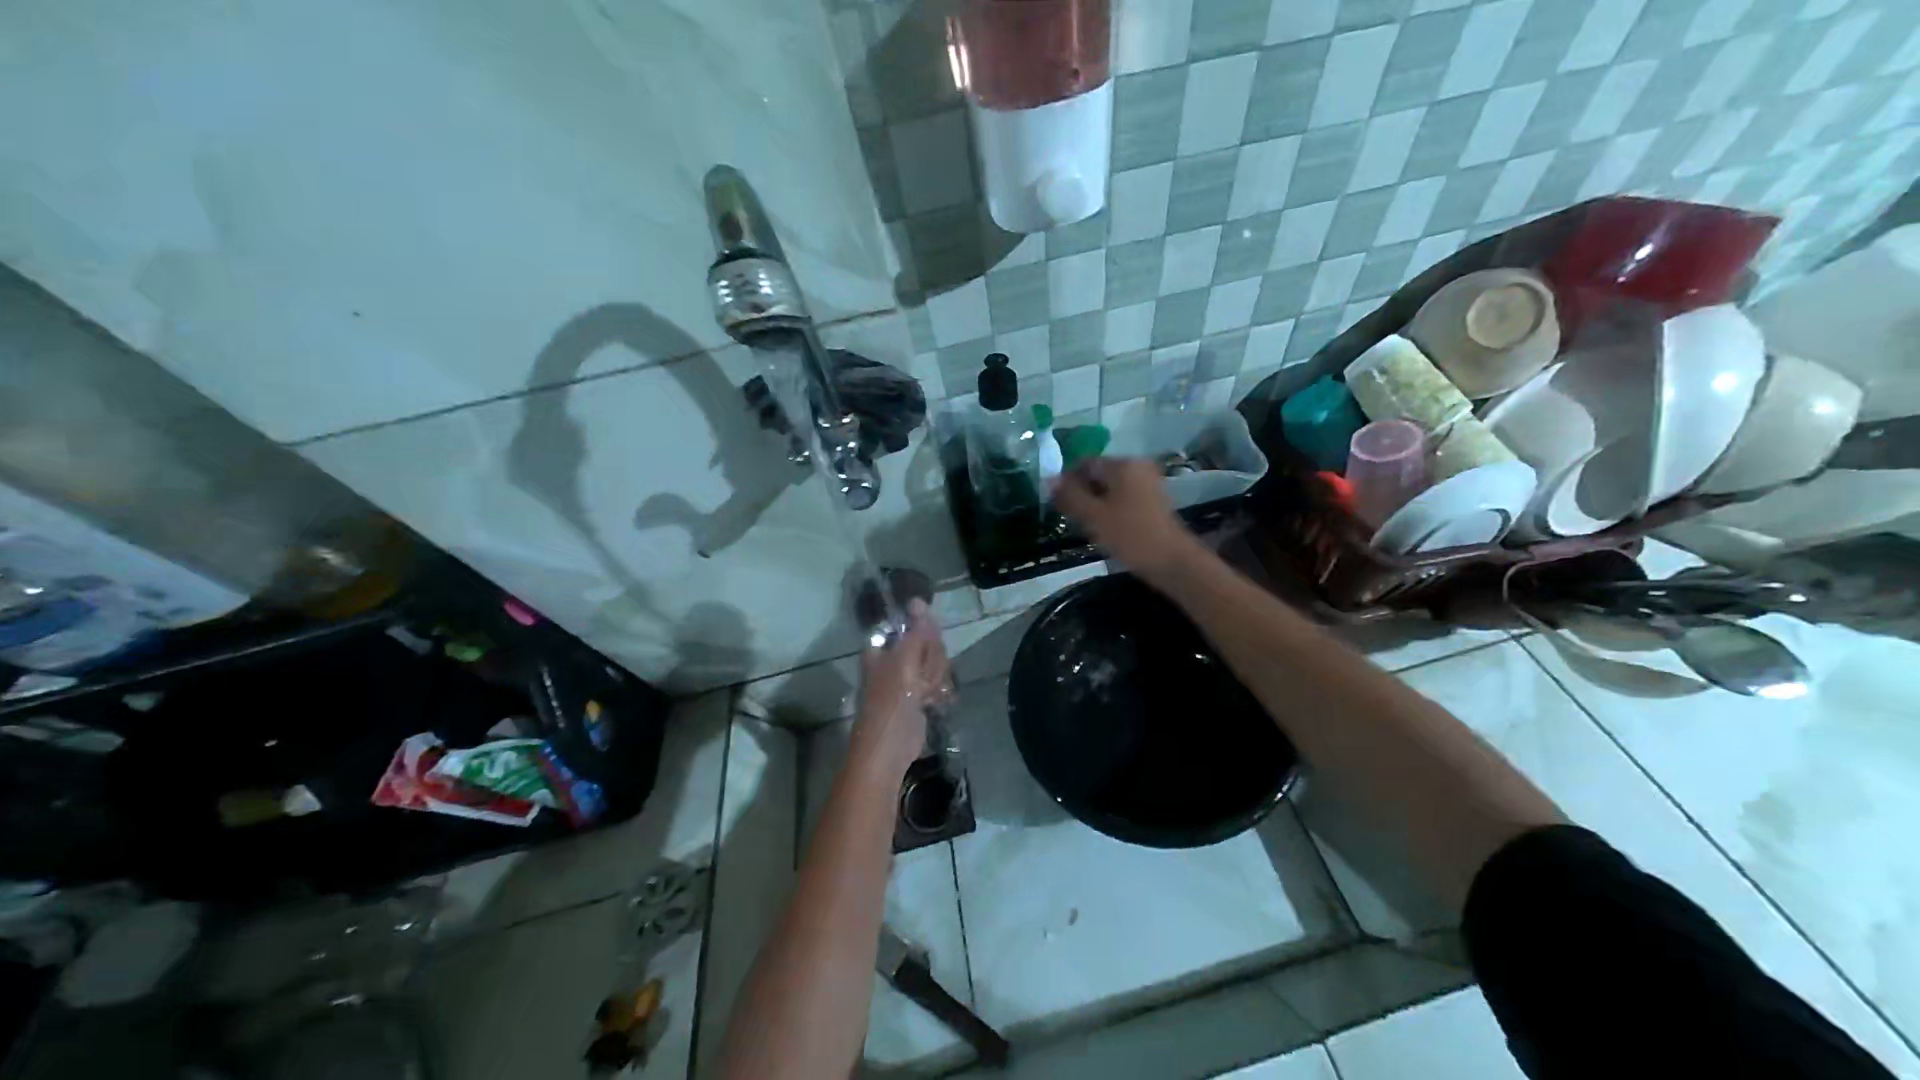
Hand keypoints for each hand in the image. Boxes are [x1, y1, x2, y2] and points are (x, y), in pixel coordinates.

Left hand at [852, 599, 949, 774]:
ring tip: (925, 695)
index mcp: (884, 646)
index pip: (913, 624)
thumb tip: (918, 599)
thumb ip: (916, 632)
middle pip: (928, 643)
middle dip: (932, 661)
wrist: (889, 749)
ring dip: (936, 679)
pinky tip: (934, 702)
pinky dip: (939, 692)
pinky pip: (939, 682)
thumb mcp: (904, 662)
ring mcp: (909, 678)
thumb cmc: (890, 703)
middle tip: (922, 677)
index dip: (924, 634)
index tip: (929, 644)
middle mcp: (896, 658)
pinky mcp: (921, 696)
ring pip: (936, 663)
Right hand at [1051, 457, 1203, 580]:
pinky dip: (1110, 509)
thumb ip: (1070, 496)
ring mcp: (1148, 483)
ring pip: (1109, 488)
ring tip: (1087, 526)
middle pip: (1098, 474)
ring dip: (1094, 503)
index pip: (1084, 463)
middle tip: (1070, 518)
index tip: (1057, 504)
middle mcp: (1137, 466)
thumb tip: (1049, 481)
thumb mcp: (1093, 516)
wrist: (1172, 562)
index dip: (1066, 481)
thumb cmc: (1130, 536)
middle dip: (1081, 493)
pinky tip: (1105, 529)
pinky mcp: (1153, 500)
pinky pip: (1122, 497)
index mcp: (1122, 464)